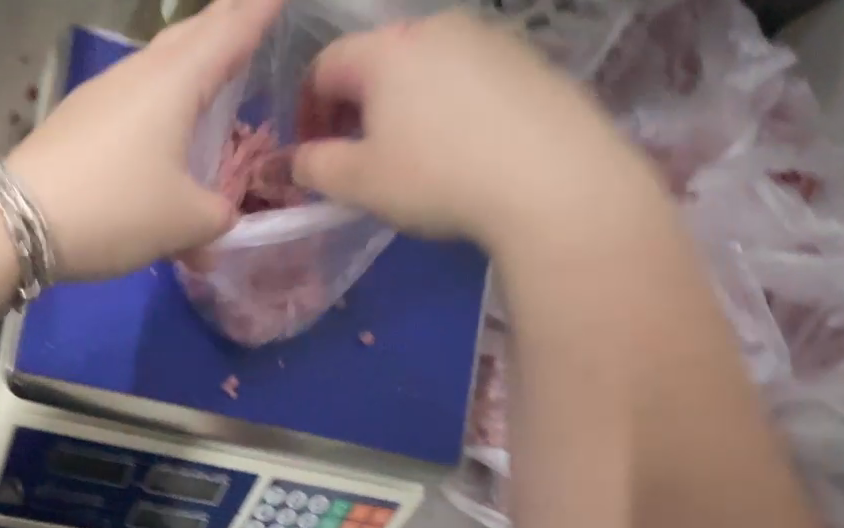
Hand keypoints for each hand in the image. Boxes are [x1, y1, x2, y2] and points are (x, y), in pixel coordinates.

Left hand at [5, 0, 284, 281]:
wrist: (16, 222)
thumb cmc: (114, 209)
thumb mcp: (183, 222)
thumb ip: (216, 216)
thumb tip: (221, 216)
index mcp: (178, 80)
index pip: (233, 27)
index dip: (261, 11)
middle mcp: (139, 73)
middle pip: (191, 36)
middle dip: (223, 27)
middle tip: (247, 23)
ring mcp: (100, 95)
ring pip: (155, 68)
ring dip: (184, 69)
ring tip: (206, 80)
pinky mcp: (74, 123)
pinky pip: (129, 101)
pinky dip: (154, 106)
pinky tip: (155, 133)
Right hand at [292, 11, 654, 245]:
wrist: (552, 178)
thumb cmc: (436, 176)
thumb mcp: (357, 182)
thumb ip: (312, 167)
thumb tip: (291, 161)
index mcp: (385, 51)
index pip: (322, 67)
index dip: (305, 112)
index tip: (311, 155)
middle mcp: (434, 28)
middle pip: (373, 63)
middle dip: (352, 110)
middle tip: (353, 160)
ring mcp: (487, 38)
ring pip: (420, 69)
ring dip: (398, 109)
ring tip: (406, 158)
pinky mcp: (526, 59)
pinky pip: (463, 78)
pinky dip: (443, 108)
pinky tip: (456, 151)